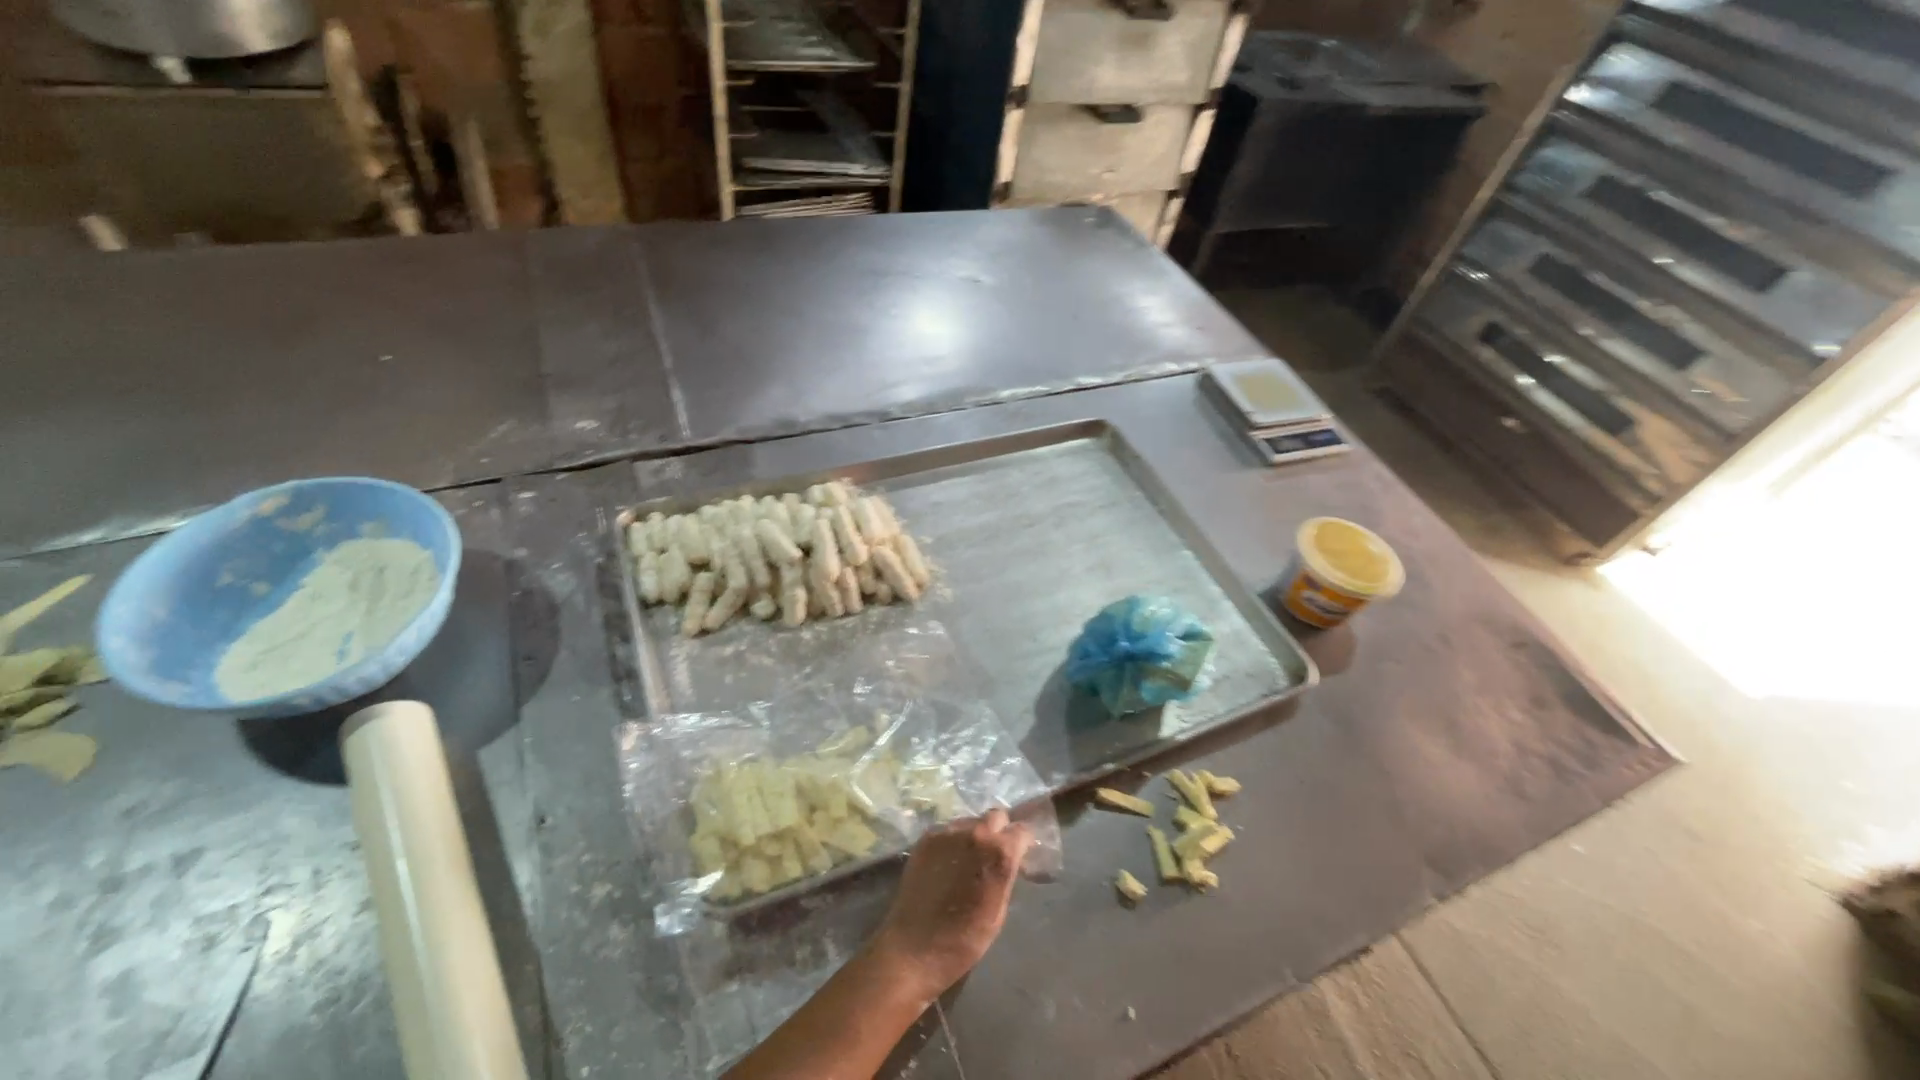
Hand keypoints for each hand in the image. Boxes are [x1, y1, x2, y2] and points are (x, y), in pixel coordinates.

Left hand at [866, 808, 1033, 998]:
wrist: (914, 948)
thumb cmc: (964, 939)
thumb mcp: (998, 910)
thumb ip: (1006, 875)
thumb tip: (1010, 859)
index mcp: (998, 853)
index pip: (1021, 831)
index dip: (1023, 843)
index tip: (1020, 855)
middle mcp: (974, 833)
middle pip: (995, 816)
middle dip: (999, 831)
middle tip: (994, 854)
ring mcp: (946, 833)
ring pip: (970, 821)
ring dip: (975, 834)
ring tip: (969, 859)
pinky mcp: (925, 839)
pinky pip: (948, 830)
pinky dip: (954, 840)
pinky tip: (949, 862)